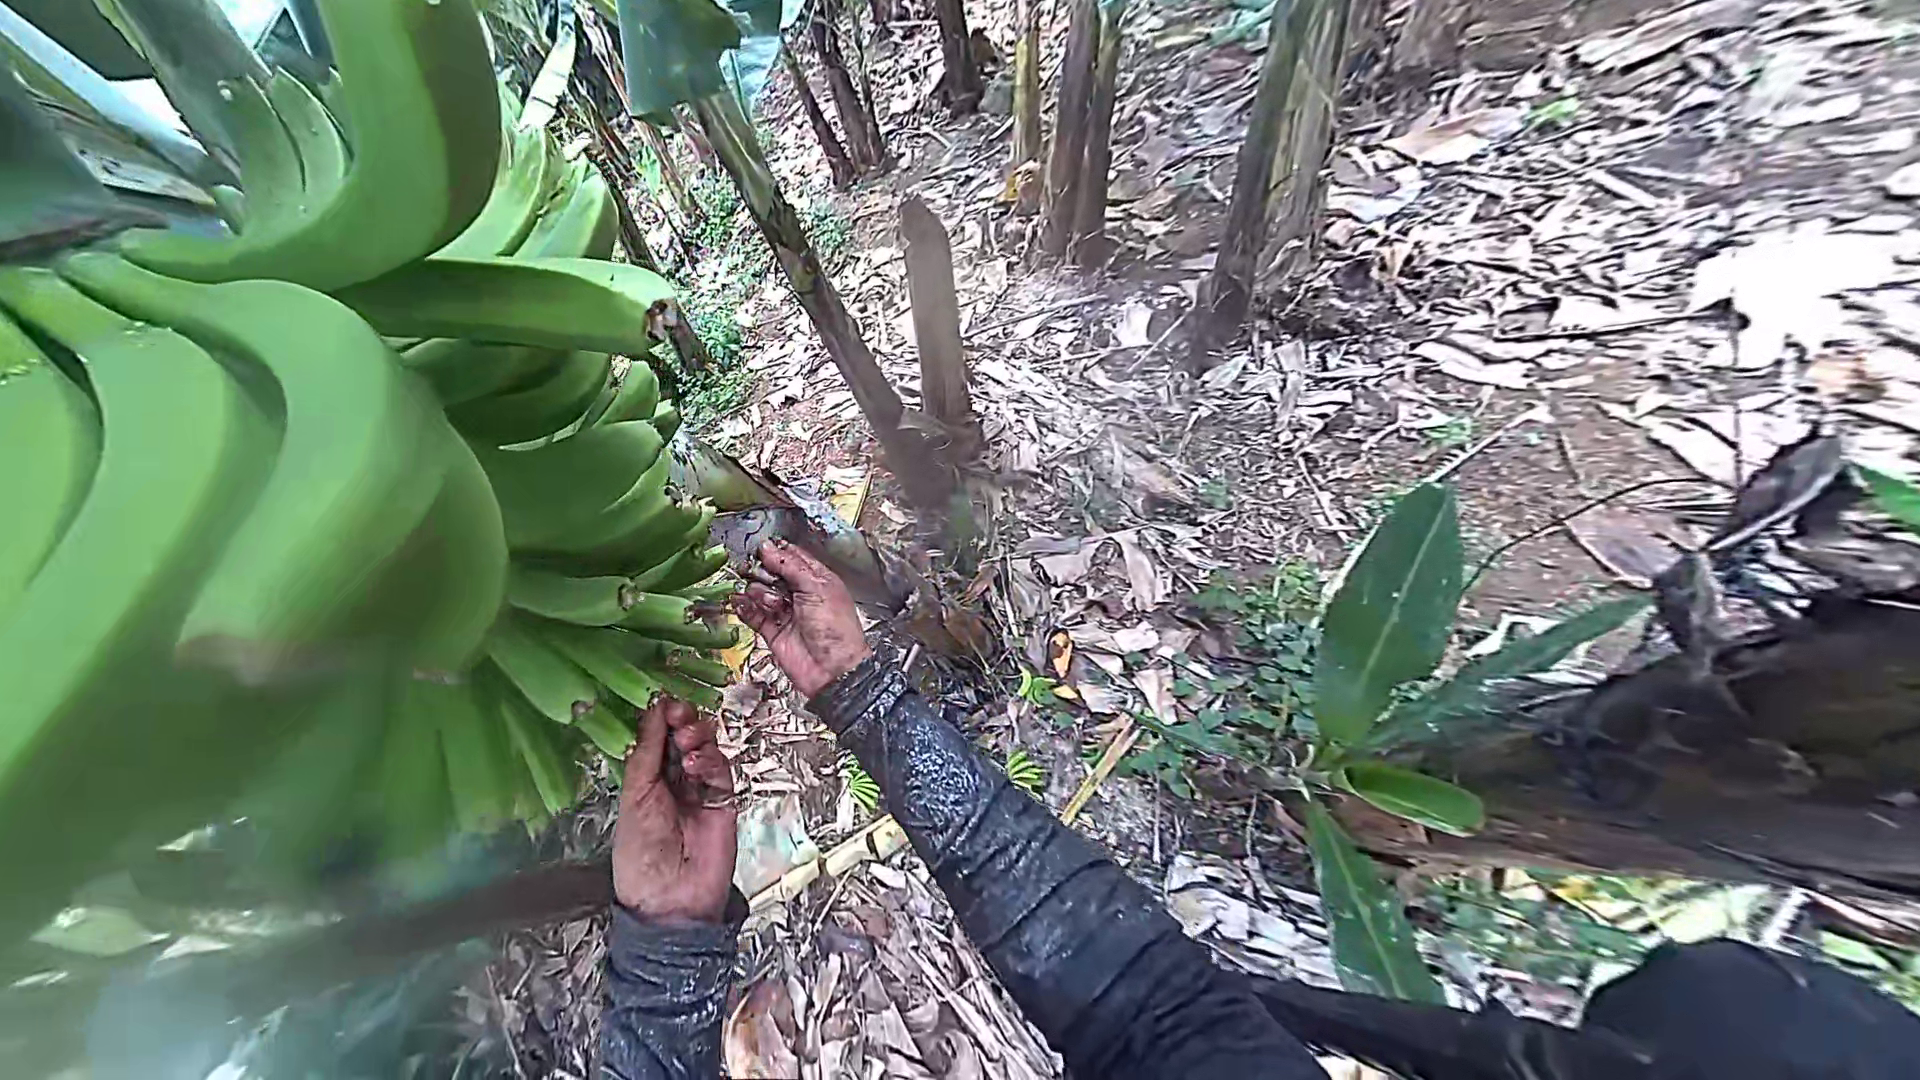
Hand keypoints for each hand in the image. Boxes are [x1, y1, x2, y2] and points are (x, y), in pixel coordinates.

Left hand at [613, 697, 736, 923]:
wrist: (669, 897)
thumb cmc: (640, 851)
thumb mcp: (634, 796)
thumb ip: (647, 752)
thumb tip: (655, 707)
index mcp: (647, 777)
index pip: (658, 737)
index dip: (662, 718)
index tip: (664, 700)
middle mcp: (674, 777)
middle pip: (684, 737)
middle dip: (683, 721)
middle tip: (679, 714)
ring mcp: (700, 786)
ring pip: (706, 747)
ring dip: (697, 737)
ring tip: (687, 740)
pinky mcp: (724, 796)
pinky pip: (721, 769)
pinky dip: (711, 760)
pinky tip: (696, 765)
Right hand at [733, 538, 871, 698]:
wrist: (833, 669)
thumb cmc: (836, 629)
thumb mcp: (816, 588)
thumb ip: (790, 567)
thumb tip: (769, 548)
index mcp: (818, 580)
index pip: (794, 558)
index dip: (777, 552)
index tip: (761, 548)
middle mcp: (801, 594)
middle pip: (773, 573)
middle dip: (763, 571)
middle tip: (758, 573)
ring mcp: (786, 612)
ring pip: (760, 592)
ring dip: (758, 592)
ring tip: (767, 600)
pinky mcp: (772, 630)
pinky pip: (752, 614)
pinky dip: (744, 607)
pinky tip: (740, 602)